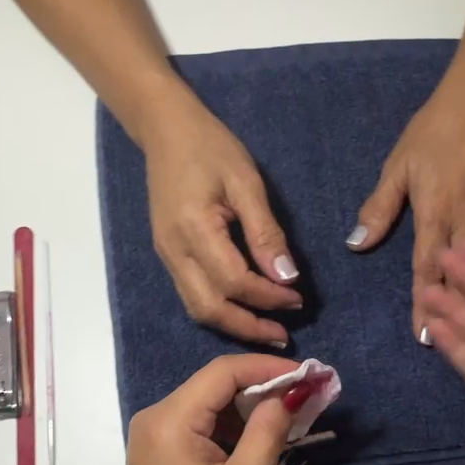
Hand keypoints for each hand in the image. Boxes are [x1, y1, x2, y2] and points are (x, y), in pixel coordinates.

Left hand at [107, 354, 302, 464]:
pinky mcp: (159, 452)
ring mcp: (154, 434)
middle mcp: (157, 416)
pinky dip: (232, 428)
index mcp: (172, 419)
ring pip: (210, 404)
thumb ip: (269, 431)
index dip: (269, 367)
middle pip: (216, 384)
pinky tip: (259, 441)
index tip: (309, 375)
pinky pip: (200, 425)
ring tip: (291, 420)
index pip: (224, 371)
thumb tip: (289, 395)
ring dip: (249, 409)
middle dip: (263, 387)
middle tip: (307, 398)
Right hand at [144, 102, 300, 345]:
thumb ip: (266, 232)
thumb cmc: (210, 147)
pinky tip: (245, 309)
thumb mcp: (246, 182)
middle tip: (284, 334)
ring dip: (234, 325)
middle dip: (248, 327)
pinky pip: (192, 296)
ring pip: (198, 309)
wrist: (165, 130)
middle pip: (210, 309)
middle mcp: (173, 252)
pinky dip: (220, 310)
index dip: (269, 297)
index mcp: (193, 230)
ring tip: (268, 330)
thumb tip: (287, 277)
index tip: (298, 299)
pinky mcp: (168, 256)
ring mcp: (166, 256)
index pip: (234, 282)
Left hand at [351, 80, 464, 339]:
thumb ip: (379, 209)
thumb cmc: (432, 133)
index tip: (423, 335)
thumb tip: (356, 244)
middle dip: (458, 311)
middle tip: (457, 348)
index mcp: (435, 216)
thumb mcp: (397, 168)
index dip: (424, 302)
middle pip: (462, 275)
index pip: (426, 268)